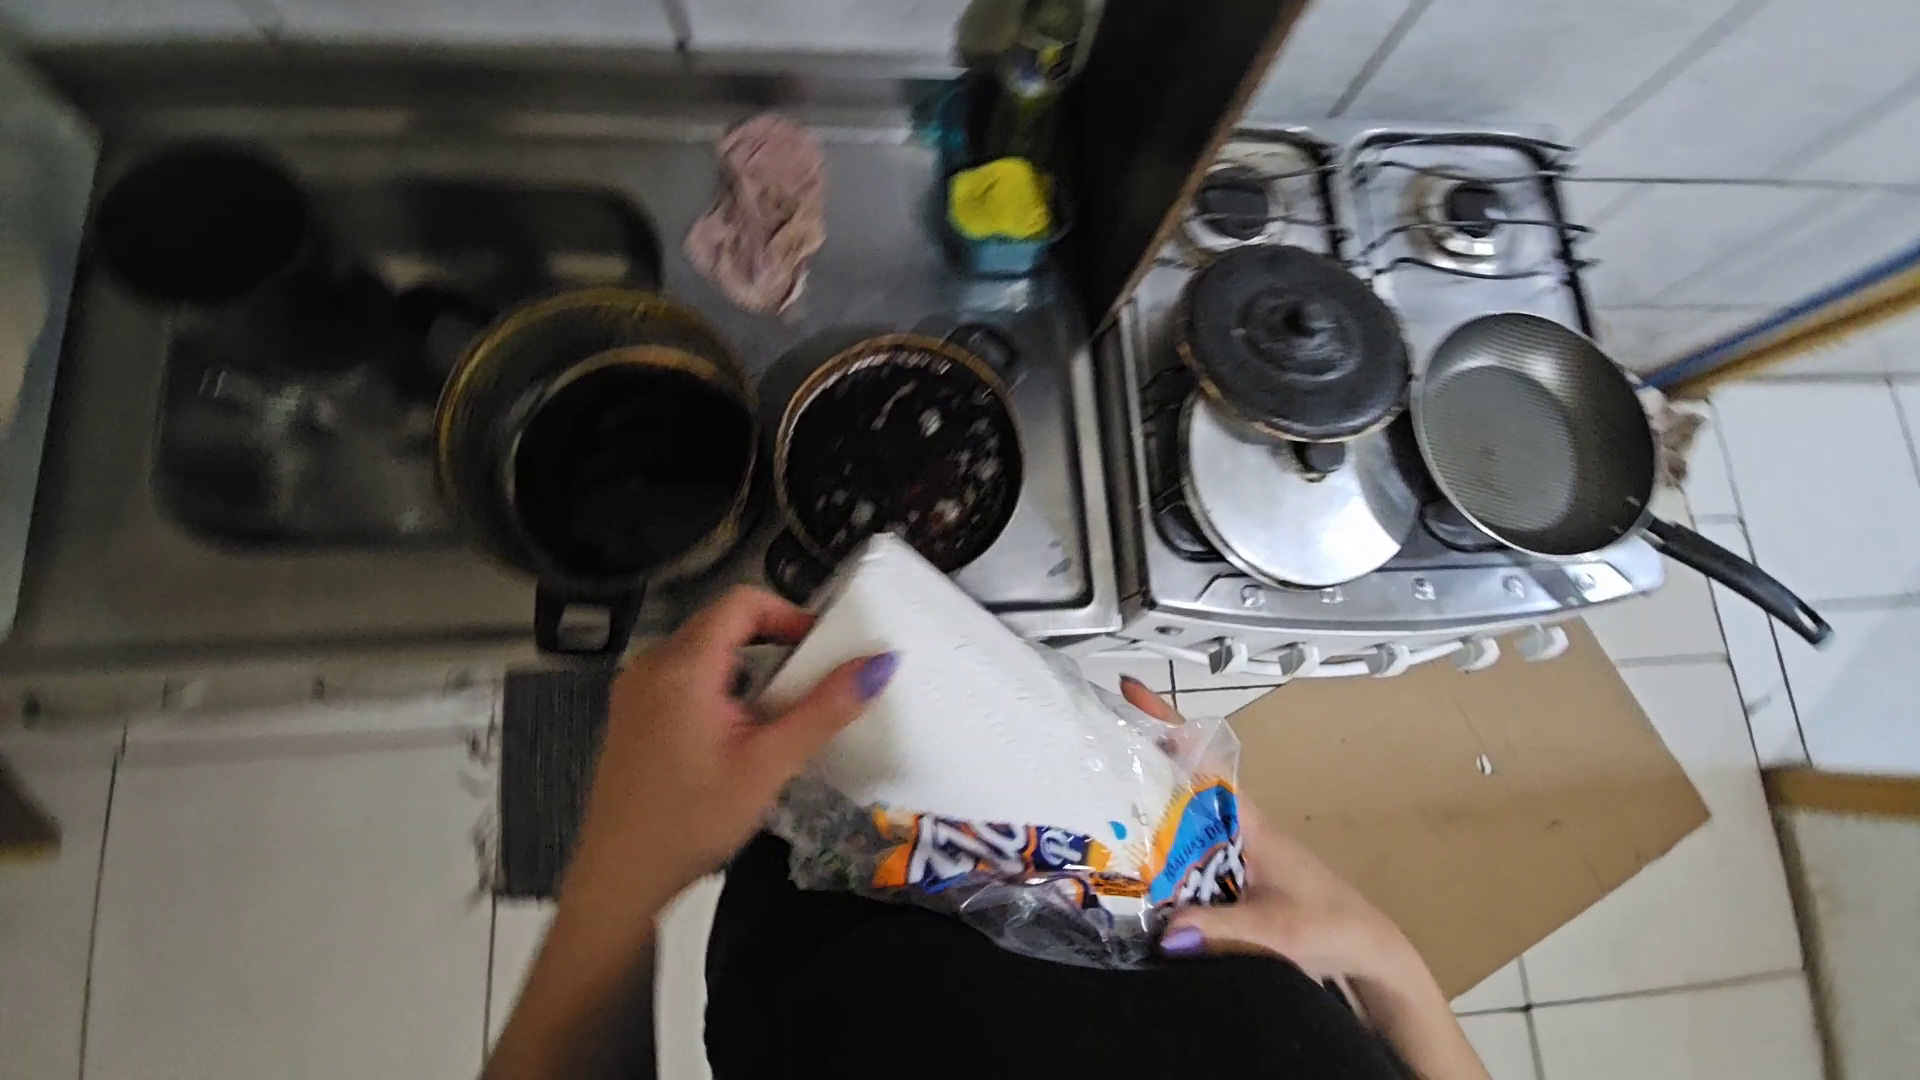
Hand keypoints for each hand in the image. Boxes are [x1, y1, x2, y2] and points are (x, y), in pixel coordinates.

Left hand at [563, 586, 898, 918]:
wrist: (619, 881)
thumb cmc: (693, 820)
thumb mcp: (769, 764)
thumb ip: (825, 709)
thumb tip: (878, 664)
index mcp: (682, 666)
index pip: (742, 601)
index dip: (788, 613)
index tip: (819, 648)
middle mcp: (652, 665)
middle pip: (723, 621)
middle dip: (772, 639)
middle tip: (808, 680)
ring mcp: (635, 689)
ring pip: (704, 648)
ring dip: (748, 664)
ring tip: (778, 709)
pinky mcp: (631, 713)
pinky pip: (683, 674)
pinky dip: (720, 683)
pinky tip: (737, 730)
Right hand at [1117, 678, 1418, 985]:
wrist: (1365, 950)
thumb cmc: (1327, 924)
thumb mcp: (1275, 930)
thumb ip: (1220, 929)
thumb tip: (1162, 931)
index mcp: (1243, 818)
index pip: (1201, 759)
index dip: (1167, 724)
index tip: (1130, 692)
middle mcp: (1229, 823)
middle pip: (1175, 779)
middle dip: (1135, 756)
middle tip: (1086, 745)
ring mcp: (1225, 846)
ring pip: (1173, 813)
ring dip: (1137, 801)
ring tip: (1088, 796)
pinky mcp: (1223, 872)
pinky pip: (1178, 846)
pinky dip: (1150, 842)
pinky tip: (1121, 854)